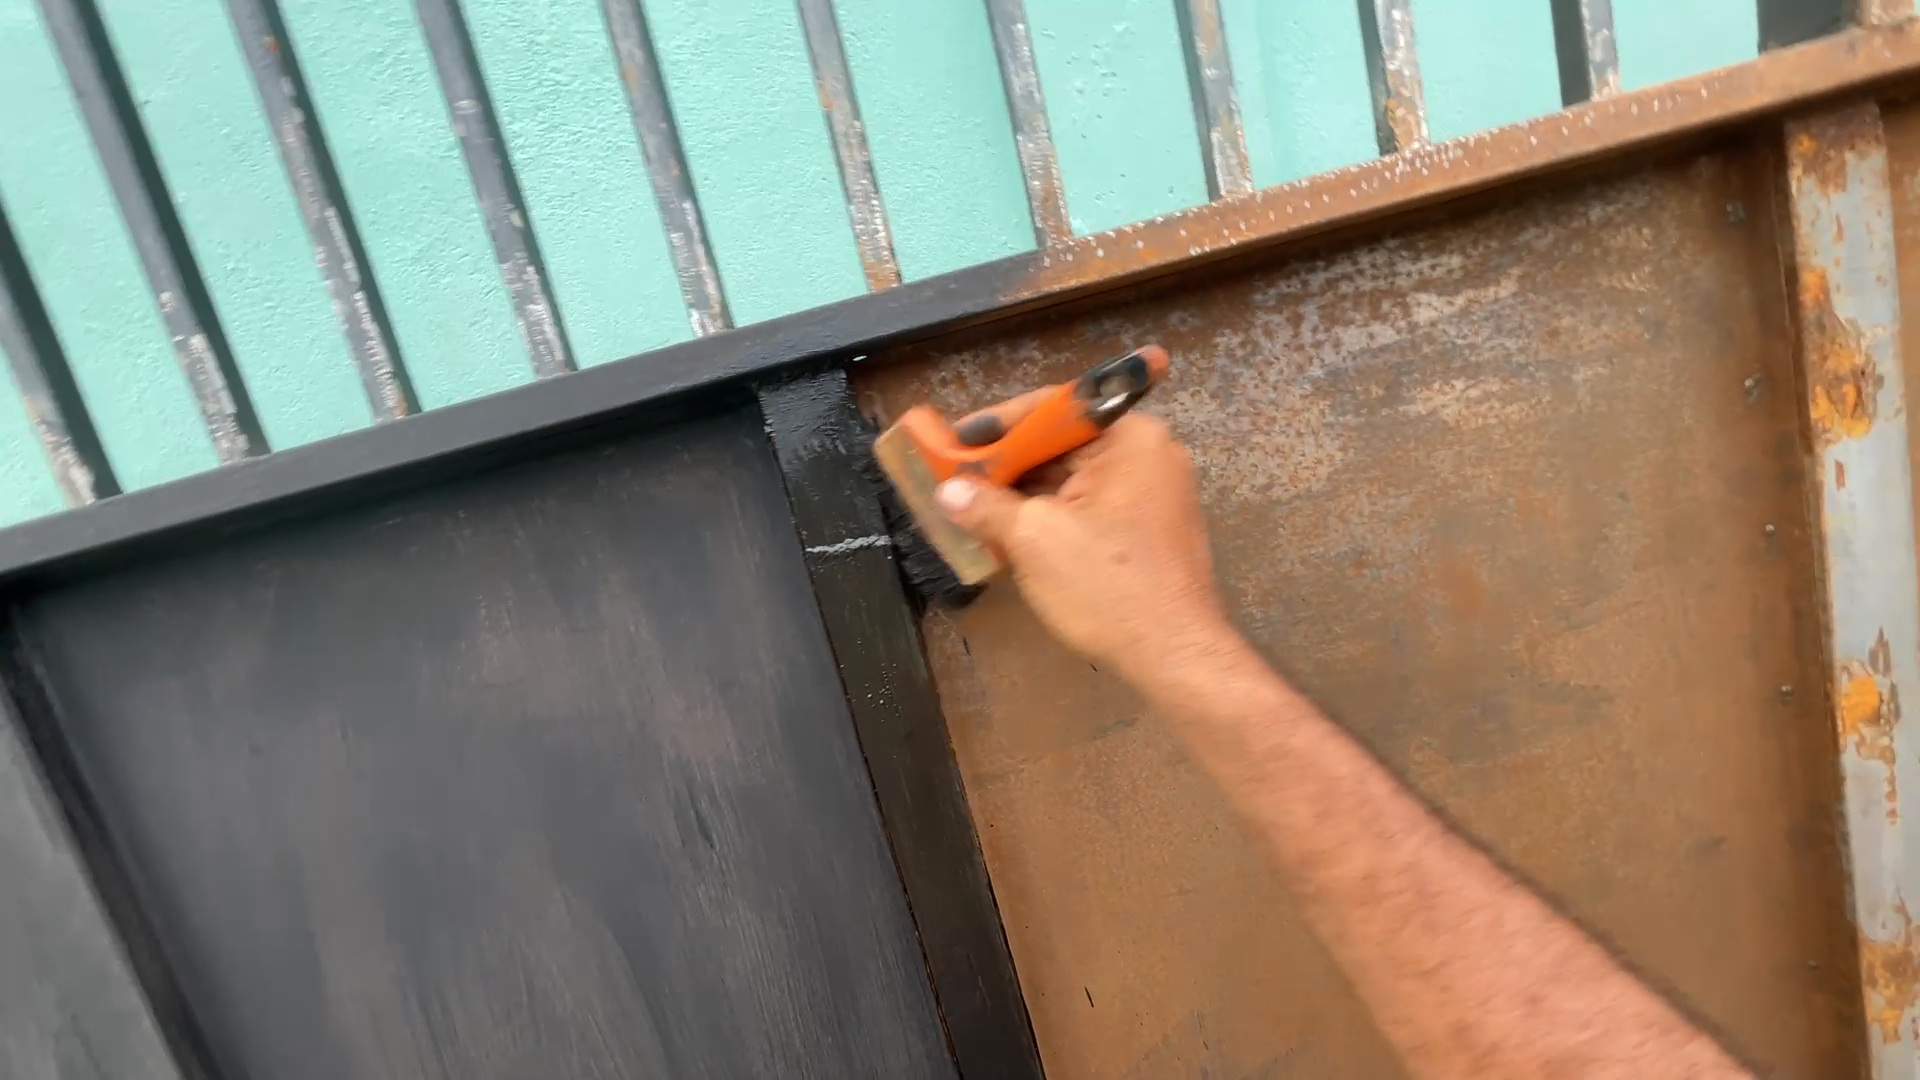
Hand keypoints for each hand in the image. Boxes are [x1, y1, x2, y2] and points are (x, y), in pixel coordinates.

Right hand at [934, 411, 1231, 689]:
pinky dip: (1051, 515)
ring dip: (1025, 493)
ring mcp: (1153, 493)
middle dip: (1008, 464)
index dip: (996, 425)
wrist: (1174, 656)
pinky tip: (1012, 531)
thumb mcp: (1034, 538)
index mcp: (1130, 438)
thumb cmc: (1106, 585)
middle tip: (956, 476)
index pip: (1052, 410)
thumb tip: (947, 491)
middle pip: (1062, 445)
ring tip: (973, 505)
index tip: (953, 439)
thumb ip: (986, 505)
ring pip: (1073, 480)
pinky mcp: (1148, 528)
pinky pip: (1089, 506)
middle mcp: (1148, 455)